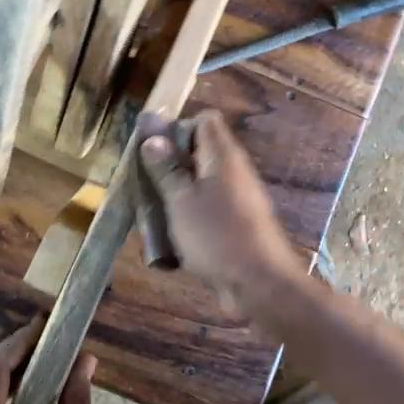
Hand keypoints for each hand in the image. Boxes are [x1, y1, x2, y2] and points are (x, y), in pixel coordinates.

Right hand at [138, 111, 308, 318]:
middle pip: (200, 152)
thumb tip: (152, 136)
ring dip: (176, 193)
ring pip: (201, 182)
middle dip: (170, 164)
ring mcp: (238, 198)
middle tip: (144, 183)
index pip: (205, 120)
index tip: (153, 149)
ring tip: (151, 211)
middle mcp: (234, 170)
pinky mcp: (237, 223)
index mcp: (223, 155)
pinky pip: (209, 207)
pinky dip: (190, 215)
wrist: (259, 283)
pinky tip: (170, 235)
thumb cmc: (217, 235)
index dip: (178, 128)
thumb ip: (166, 168)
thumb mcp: (181, 200)